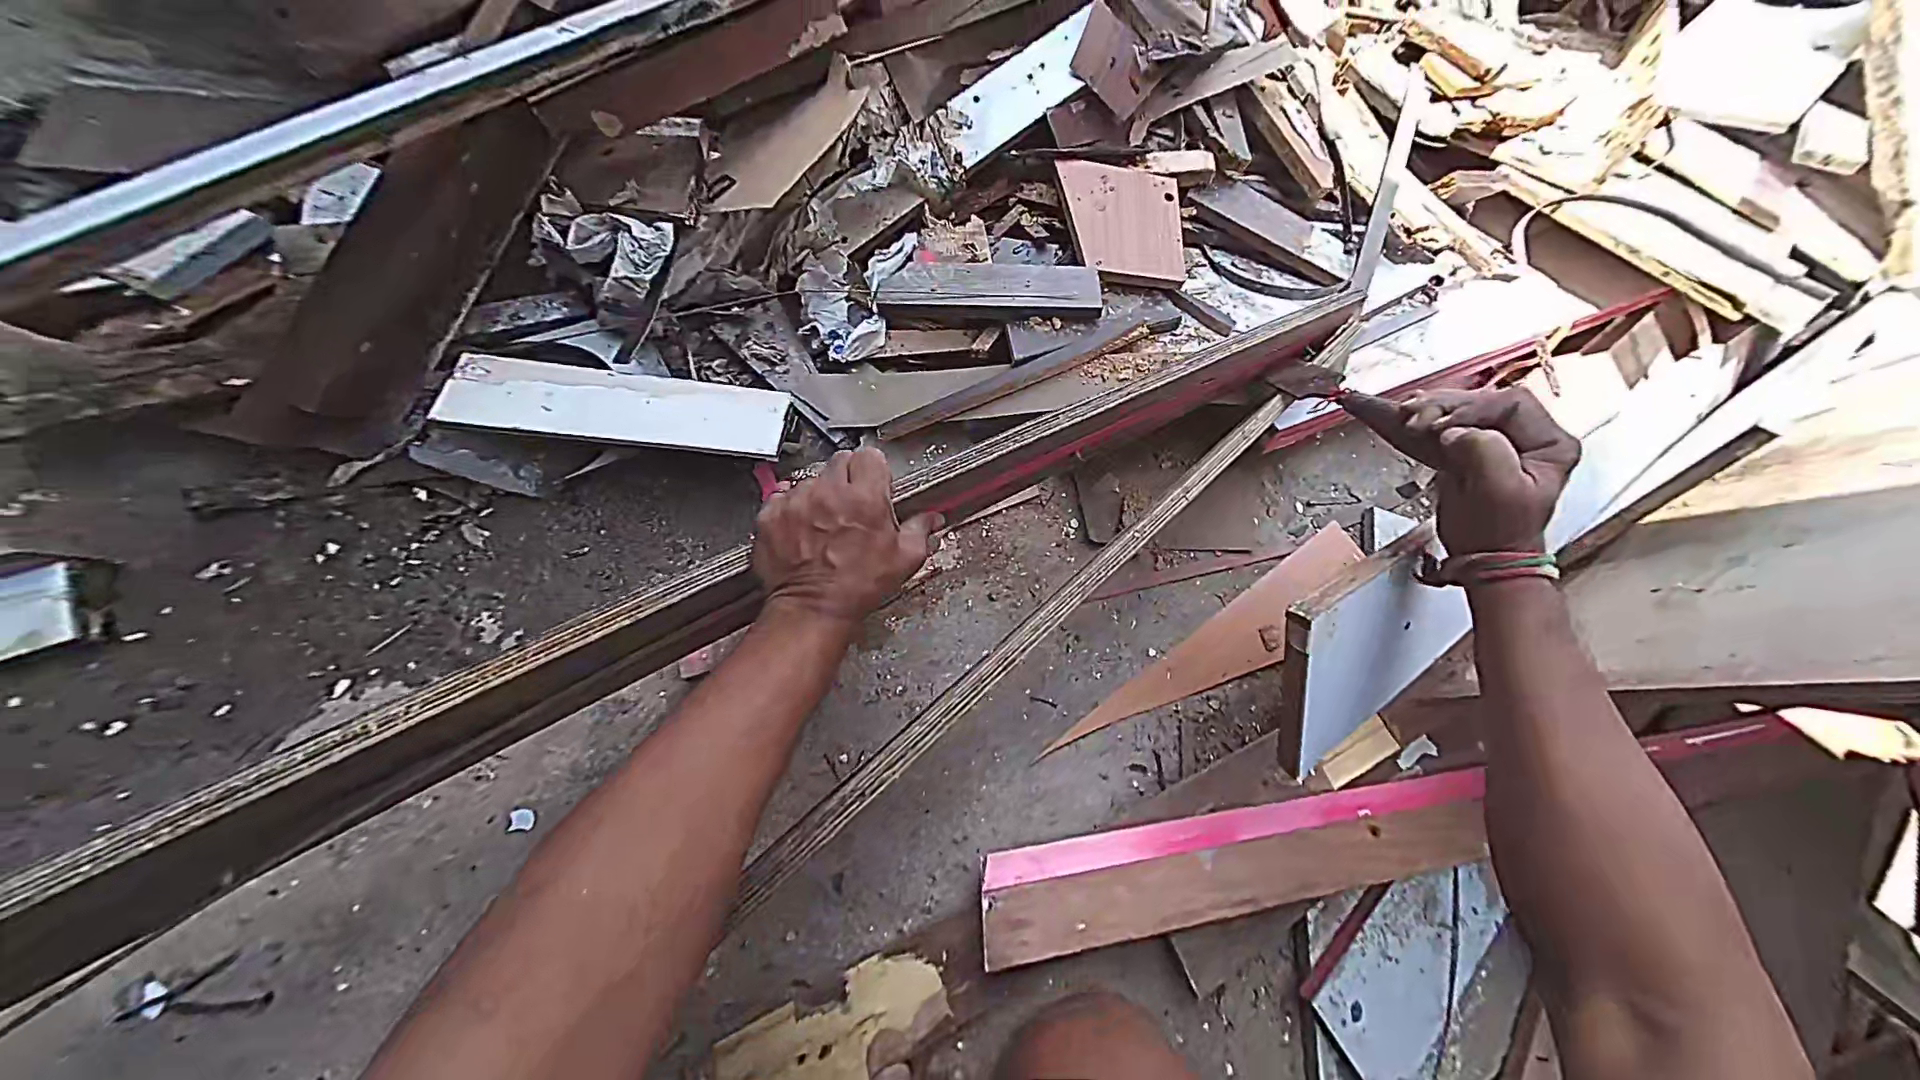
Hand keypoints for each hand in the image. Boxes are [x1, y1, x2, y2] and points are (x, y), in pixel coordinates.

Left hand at [752, 448, 942, 624]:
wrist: (813, 609)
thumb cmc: (856, 587)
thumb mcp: (903, 560)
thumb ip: (920, 531)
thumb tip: (932, 519)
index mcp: (865, 498)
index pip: (869, 457)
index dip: (873, 470)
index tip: (873, 484)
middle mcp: (829, 493)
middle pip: (839, 462)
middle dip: (847, 479)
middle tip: (850, 505)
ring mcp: (797, 502)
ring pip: (811, 480)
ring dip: (820, 495)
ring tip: (825, 524)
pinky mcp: (772, 515)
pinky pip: (783, 497)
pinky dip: (793, 509)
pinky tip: (803, 530)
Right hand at [1343, 387, 1579, 554]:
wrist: (1484, 559)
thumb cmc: (1499, 532)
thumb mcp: (1498, 491)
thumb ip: (1483, 452)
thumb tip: (1454, 430)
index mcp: (1548, 443)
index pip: (1509, 405)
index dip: (1471, 408)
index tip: (1439, 426)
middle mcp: (1523, 437)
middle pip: (1478, 403)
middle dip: (1442, 406)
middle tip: (1411, 416)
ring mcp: (1491, 444)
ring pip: (1455, 412)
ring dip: (1425, 410)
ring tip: (1400, 413)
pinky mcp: (1463, 454)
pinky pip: (1437, 431)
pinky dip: (1413, 423)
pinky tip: (1393, 412)